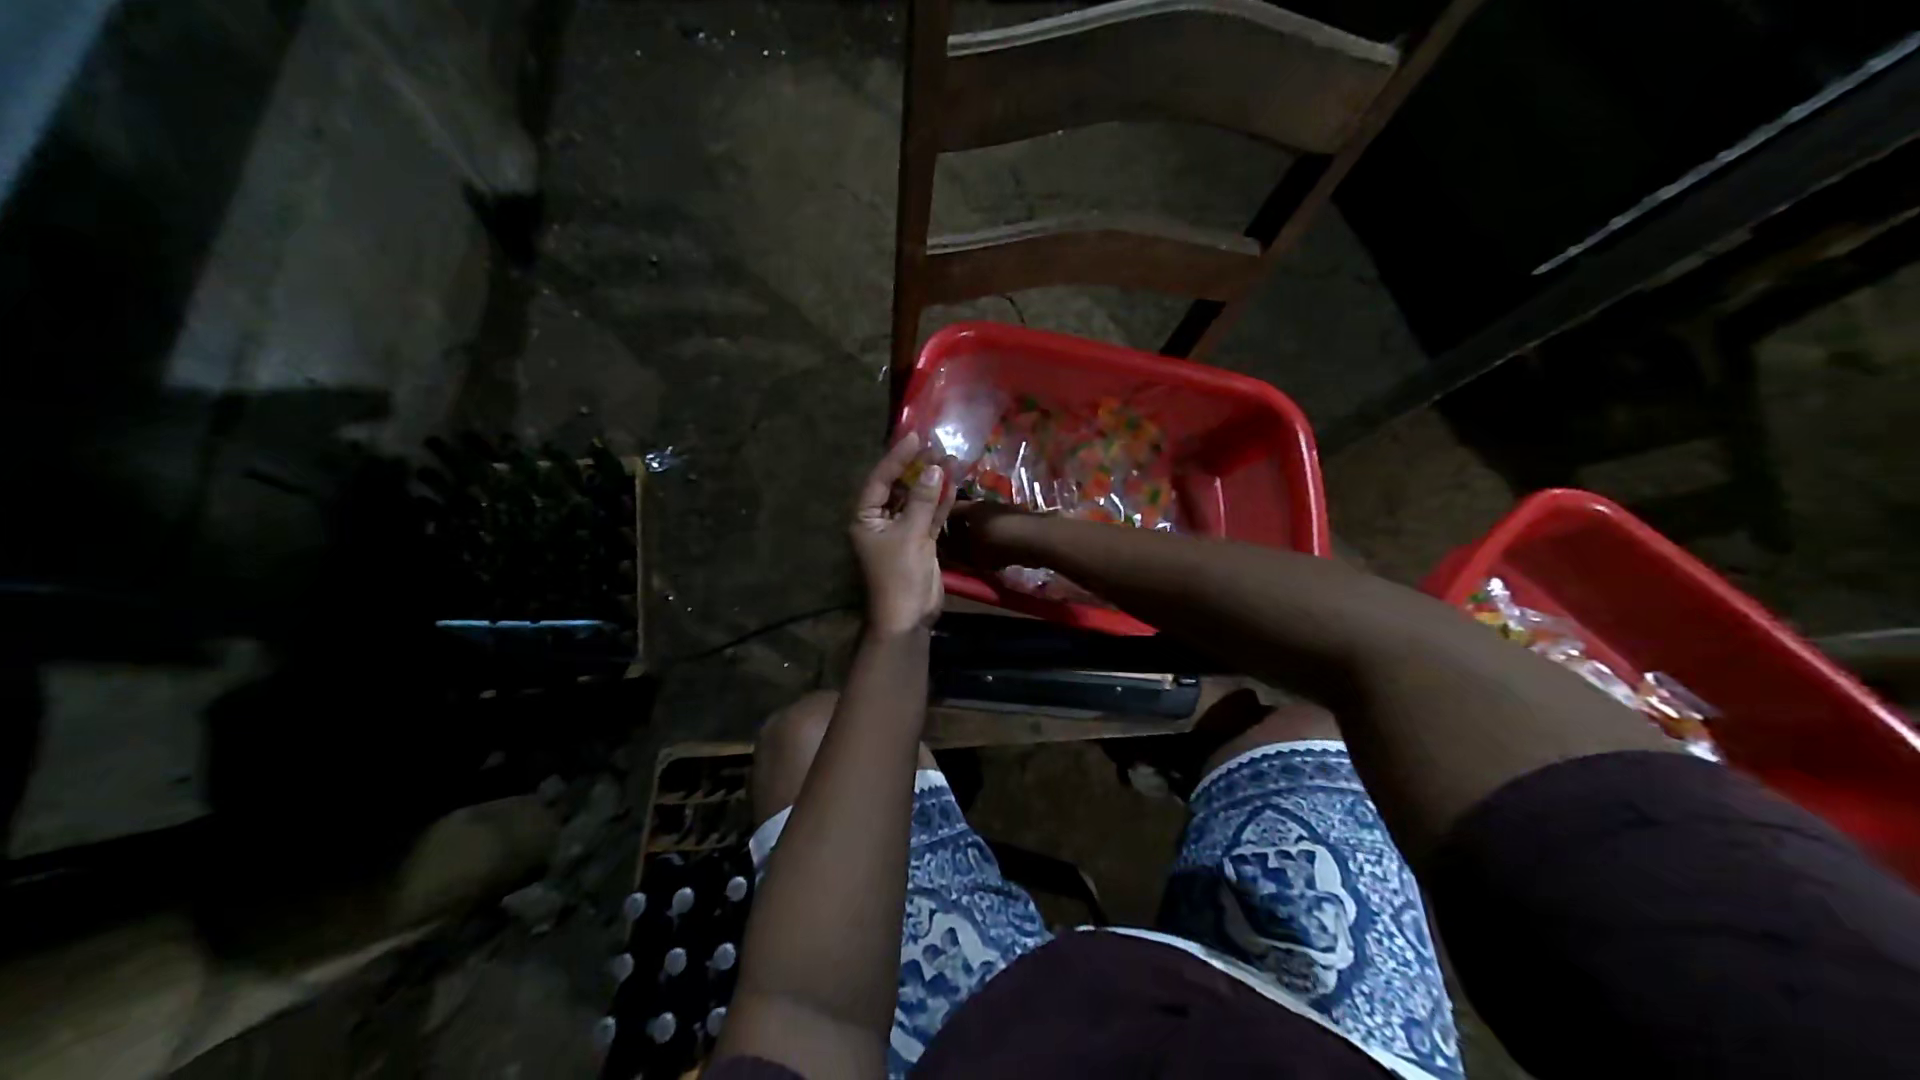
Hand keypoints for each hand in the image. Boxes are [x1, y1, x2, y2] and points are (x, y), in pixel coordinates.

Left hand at [851, 433, 956, 634]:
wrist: (909, 615)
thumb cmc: (899, 574)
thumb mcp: (910, 534)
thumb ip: (922, 500)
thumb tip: (933, 468)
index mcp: (866, 517)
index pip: (880, 479)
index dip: (897, 457)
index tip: (914, 437)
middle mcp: (882, 520)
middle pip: (900, 486)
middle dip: (918, 467)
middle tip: (937, 445)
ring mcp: (903, 530)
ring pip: (918, 499)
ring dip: (933, 482)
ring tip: (951, 458)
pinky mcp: (921, 541)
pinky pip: (930, 515)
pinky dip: (941, 501)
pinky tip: (954, 482)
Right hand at [943, 499, 1032, 570]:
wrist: (1038, 539)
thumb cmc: (1000, 544)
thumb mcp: (974, 554)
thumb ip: (959, 554)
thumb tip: (948, 554)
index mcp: (970, 508)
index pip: (948, 510)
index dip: (940, 522)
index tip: (935, 535)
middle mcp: (985, 504)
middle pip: (966, 515)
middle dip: (960, 530)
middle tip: (954, 546)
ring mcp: (1002, 510)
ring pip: (983, 521)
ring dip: (978, 534)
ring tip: (974, 551)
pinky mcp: (1016, 518)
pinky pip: (997, 527)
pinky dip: (992, 537)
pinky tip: (993, 550)